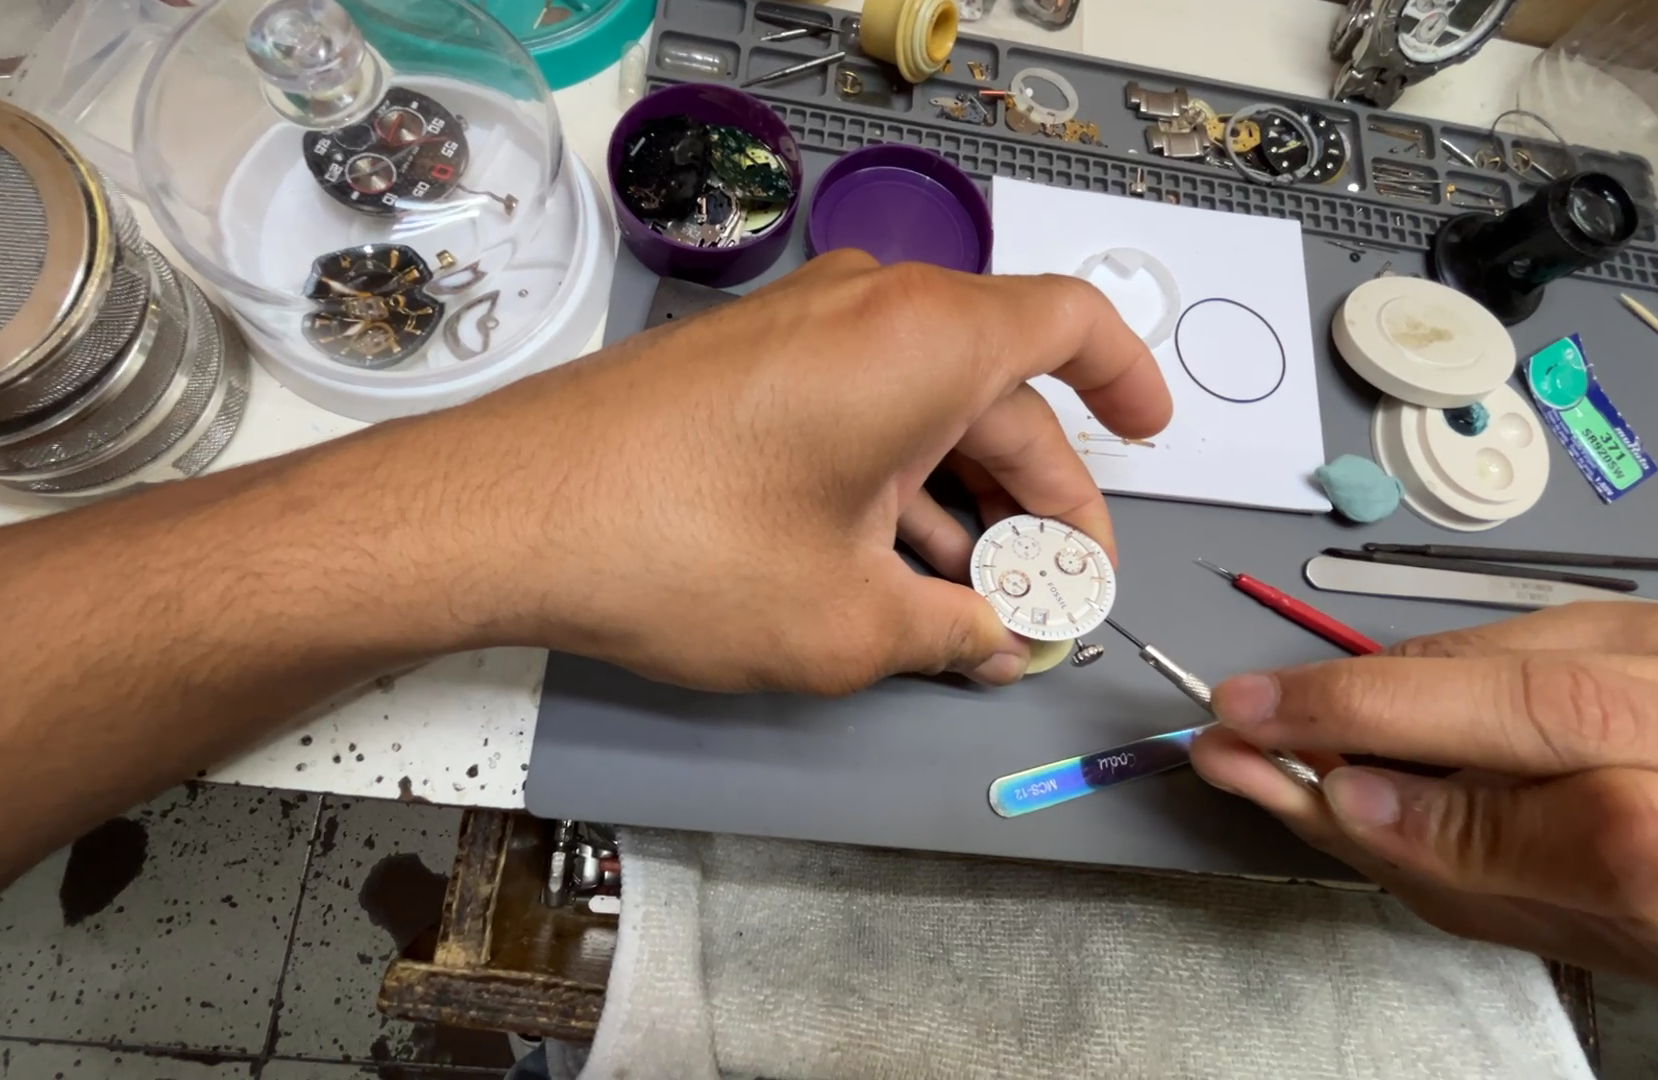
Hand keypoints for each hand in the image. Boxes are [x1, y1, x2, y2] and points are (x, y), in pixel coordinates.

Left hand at [419, 252, 1167, 692]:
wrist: (508, 515)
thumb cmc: (689, 553)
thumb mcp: (849, 619)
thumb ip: (953, 632)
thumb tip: (1004, 646)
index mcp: (925, 340)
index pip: (1070, 326)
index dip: (1126, 380)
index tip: (1150, 436)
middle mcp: (868, 314)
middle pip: (996, 397)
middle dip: (1035, 500)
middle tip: (1049, 591)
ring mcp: (800, 339)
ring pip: (922, 415)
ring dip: (960, 506)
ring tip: (976, 603)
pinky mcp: (749, 374)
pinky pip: (856, 419)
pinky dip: (892, 487)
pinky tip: (896, 565)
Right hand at [1189, 602, 1657, 1009]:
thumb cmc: (1627, 900)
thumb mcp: (1536, 922)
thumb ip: (1402, 854)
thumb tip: (1273, 778)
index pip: (1627, 838)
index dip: (1468, 822)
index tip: (1335, 801)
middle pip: (1558, 706)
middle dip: (1368, 707)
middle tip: (1239, 710)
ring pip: (1502, 660)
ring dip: (1374, 690)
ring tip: (1300, 718)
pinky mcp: (1648, 617)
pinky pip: (1494, 635)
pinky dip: (1416, 674)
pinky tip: (1401, 709)